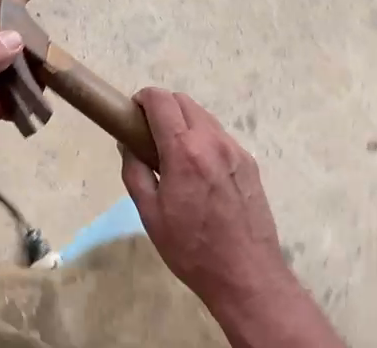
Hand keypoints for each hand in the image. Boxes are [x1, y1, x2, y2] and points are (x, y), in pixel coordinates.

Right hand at [121, 89, 289, 313]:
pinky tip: (200, 172)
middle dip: (162, 108)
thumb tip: (127, 144)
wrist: (248, 278)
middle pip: (182, 100)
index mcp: (184, 150)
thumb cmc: (192, 250)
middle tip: (149, 137)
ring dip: (184, 122)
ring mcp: (235, 150)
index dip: (142, 99)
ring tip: (175, 156)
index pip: (160, 100)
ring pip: (203, 116)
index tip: (132, 116)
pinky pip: (220, 136)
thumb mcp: (150, 214)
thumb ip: (134, 171)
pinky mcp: (249, 163)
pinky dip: (204, 139)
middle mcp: (212, 141)